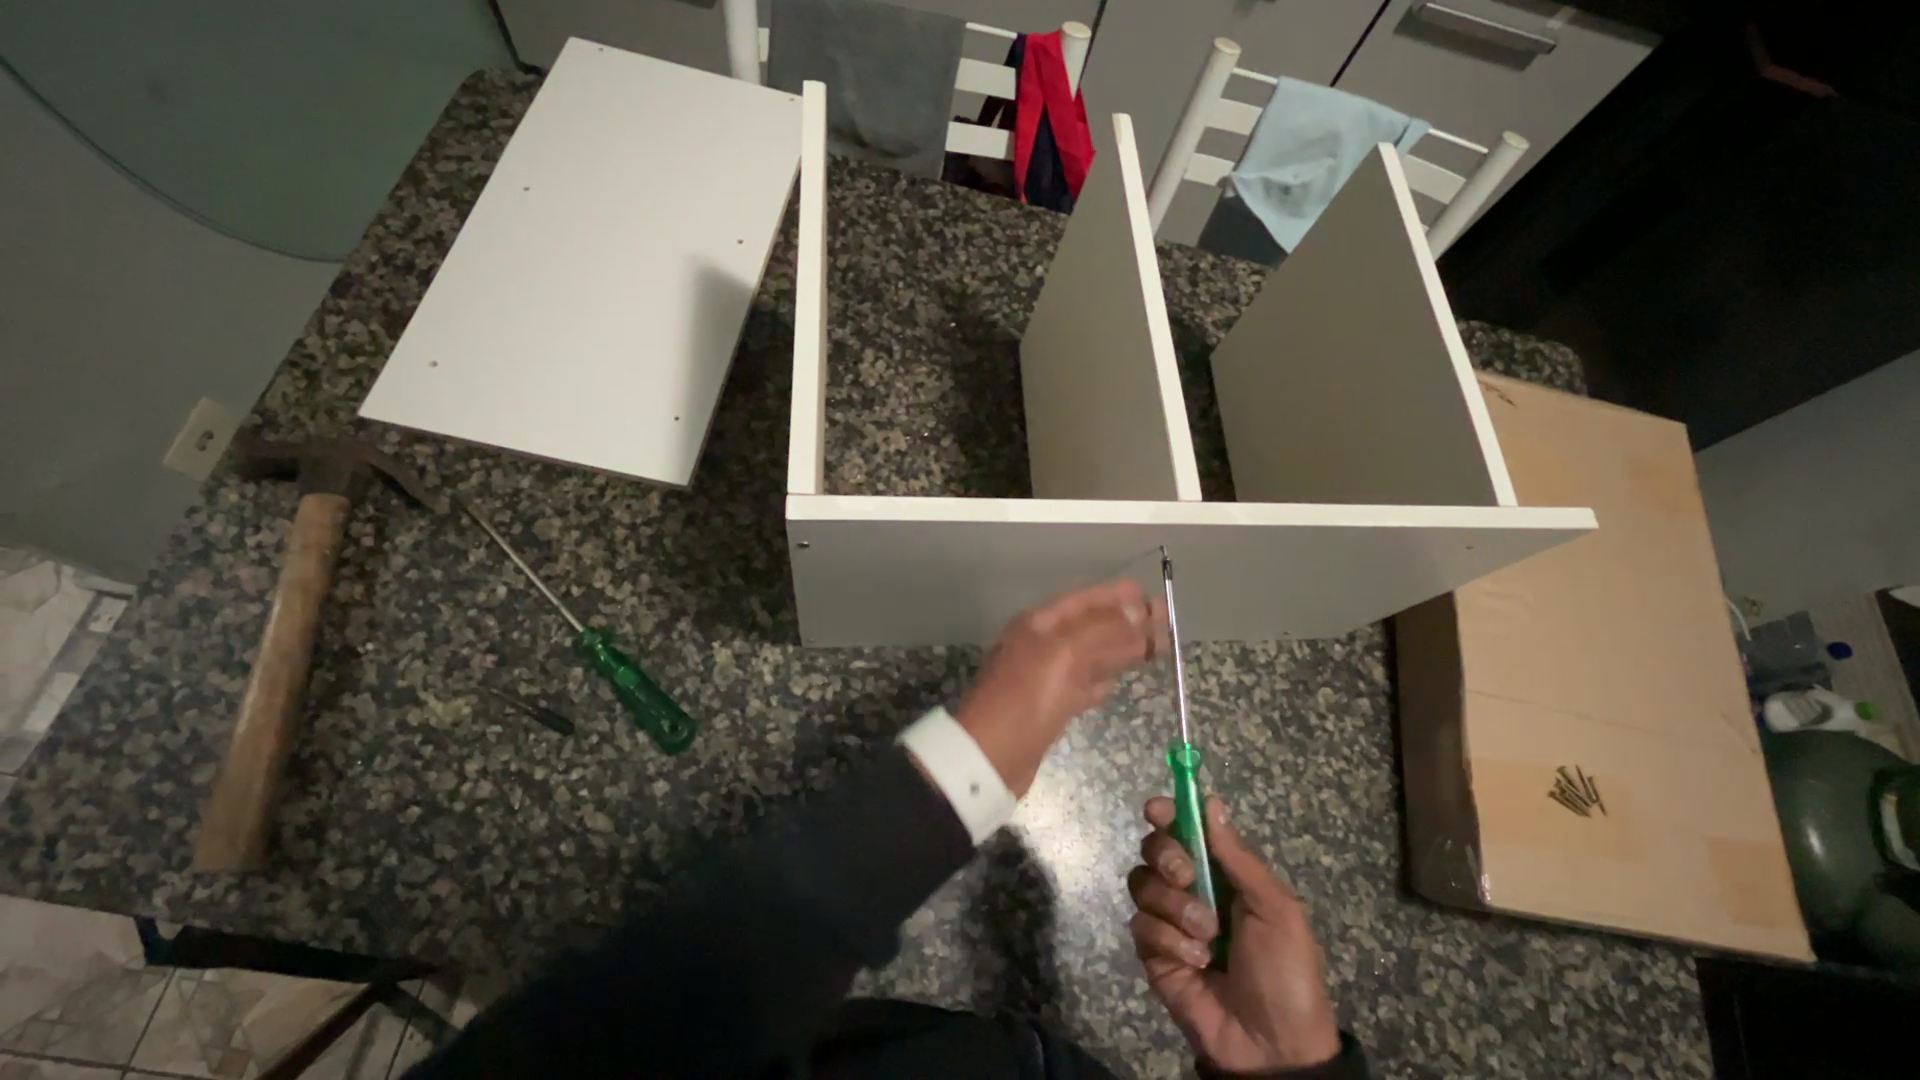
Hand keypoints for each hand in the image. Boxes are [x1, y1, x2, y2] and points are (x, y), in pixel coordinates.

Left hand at [954, 580, 1158, 797]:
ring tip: (1156, 648)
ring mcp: (1045, 678)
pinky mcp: (1050, 708)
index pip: (1084, 601)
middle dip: (1127, 623)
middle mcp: (1042, 645)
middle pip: (1091, 628)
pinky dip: (1100, 681)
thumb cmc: (1027, 699)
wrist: (991, 757)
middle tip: (1167, 623)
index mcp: (1039, 625)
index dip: (1117, 596)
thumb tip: (1138, 610)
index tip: (1150, 594)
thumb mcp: (1065, 655)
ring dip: (1121, 651)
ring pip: (1090, 657)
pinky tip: (1116, 683)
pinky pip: (1081, 686)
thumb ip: (1103, 630)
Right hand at [1128, 797, 1340, 1073]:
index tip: (1158, 809)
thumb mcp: (1276, 908)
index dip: (1168, 813)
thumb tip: (1211, 802)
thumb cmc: (1285, 971)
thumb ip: (1238, 857)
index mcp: (1222, 873)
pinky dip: (1168, 940)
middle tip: (1188, 877)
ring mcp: (1168, 921)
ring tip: (1207, 938)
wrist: (1273, 1045)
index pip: (1185, 830)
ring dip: (1175, 907)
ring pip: (1142, 884)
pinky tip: (1195, 963)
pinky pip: (1142, 926)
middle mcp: (1190, 889)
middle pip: (1153, 848)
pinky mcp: (1153, 953)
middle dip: (1167, 856)